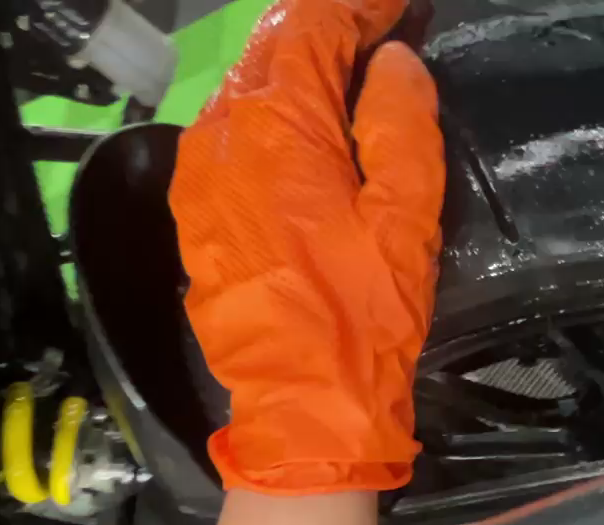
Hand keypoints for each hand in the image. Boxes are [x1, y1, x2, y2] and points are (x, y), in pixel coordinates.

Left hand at [172, 0, 443, 494]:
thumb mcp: (405, 226)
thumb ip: (403, 134)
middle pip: (269, 52)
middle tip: (376, 32)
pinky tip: (303, 138)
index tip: (396, 1)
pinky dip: (272, 118)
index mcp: (277, 128)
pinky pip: (232, 137)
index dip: (356, 5)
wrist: (304, 404)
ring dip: (295, 74)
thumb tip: (396, 64)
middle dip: (323, 32)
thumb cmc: (364, 317)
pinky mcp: (198, 215)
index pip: (310, 29)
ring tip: (345, 76)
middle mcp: (221, 135)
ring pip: (245, 93)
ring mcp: (200, 176)